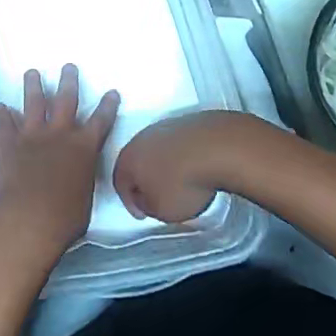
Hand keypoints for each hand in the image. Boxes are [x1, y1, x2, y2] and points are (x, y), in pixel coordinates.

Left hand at [0, 65, 118, 263]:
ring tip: (32, 72)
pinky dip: (1, 115)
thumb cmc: (66, 217)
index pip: (100, 122)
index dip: (107, 106)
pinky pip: (3, 124)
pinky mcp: (8, 143)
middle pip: (65, 101)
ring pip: (33, 104)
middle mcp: (59, 135)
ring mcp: (32, 135)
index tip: (111, 91)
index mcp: (84, 148)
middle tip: (68, 66)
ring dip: (33, 87)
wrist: (30, 216)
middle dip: (68, 82)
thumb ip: (81, 179)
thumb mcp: (85, 197)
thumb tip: (77, 176)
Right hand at [113, 110, 251, 222]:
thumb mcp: (161, 211)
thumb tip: (145, 202)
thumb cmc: (184, 182)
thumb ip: (146, 206)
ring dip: (164, 165)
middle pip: (137, 162)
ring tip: (180, 181)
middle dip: (145, 179)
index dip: (130, 201)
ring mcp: (163, 128)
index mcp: (127, 161)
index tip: (142, 211)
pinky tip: (194, 167)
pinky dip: (182, 155)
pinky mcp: (185, 123)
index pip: (120, 183)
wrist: (216, 150)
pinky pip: (177, 143)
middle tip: (157, 196)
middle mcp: (140, 140)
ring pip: (157, 150)